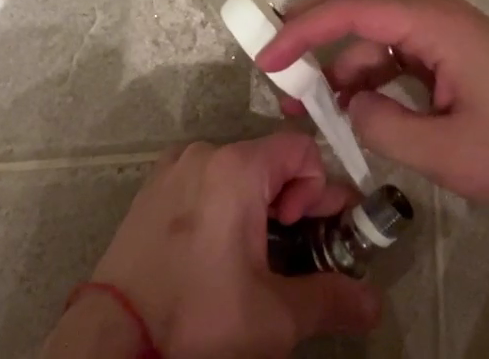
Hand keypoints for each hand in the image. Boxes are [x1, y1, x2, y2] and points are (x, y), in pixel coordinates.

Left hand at [77, 133, 381, 356]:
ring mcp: (172, 168)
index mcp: (236, 168)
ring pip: (236, 172)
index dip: (318, 190)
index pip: (303, 150)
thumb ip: (331, 299)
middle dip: (291, 202)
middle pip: (269, 160)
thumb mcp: (275, 316)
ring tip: (253, 258)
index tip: (309, 236)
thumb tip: (373, 304)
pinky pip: (204, 181)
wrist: (115, 338)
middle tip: (292, 252)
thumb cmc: (198, 317)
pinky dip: (222, 206)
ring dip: (258, 206)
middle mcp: (204, 154)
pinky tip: (216, 253)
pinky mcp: (151, 189)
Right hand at [260, 0, 488, 207]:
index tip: (267, 57)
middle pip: (357, 2)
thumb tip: (348, 106)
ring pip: (372, 29)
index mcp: (433, 23)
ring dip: (337, 60)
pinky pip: (393, 51)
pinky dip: (365, 73)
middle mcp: (434, 14)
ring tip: (307, 102)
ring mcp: (443, 32)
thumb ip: (384, 128)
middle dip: (310, 27)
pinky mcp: (449, 52)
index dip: (303, 30)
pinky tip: (352, 105)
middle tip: (272, 59)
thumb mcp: (447, 152)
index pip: (352, 11)